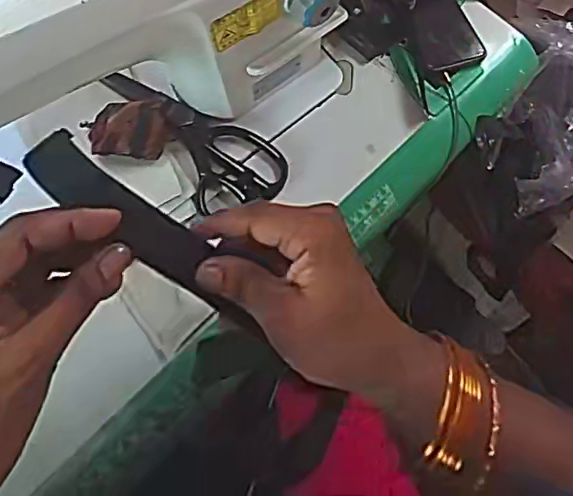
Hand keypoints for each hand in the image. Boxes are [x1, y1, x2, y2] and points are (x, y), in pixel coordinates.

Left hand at [0, 208, 132, 495]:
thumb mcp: (27, 364)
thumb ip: (75, 302)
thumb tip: (111, 259)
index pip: (16, 238)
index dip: (69, 222)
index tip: (108, 220)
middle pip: (20, 252)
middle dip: (72, 243)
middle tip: (116, 240)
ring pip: (23, 277)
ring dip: (67, 268)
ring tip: (109, 265)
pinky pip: (21, 303)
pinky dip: (55, 295)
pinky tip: (84, 292)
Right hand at [195, 202, 443, 410]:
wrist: (379, 358)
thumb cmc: (344, 341)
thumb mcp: (280, 316)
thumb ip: (241, 284)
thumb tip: (209, 266)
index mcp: (314, 229)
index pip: (254, 215)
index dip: (218, 225)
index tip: (192, 236)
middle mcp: (321, 221)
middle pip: (260, 220)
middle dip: (230, 243)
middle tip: (202, 267)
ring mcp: (323, 231)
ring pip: (268, 232)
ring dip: (245, 254)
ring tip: (223, 283)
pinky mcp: (321, 244)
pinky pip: (281, 241)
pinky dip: (262, 260)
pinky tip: (248, 283)